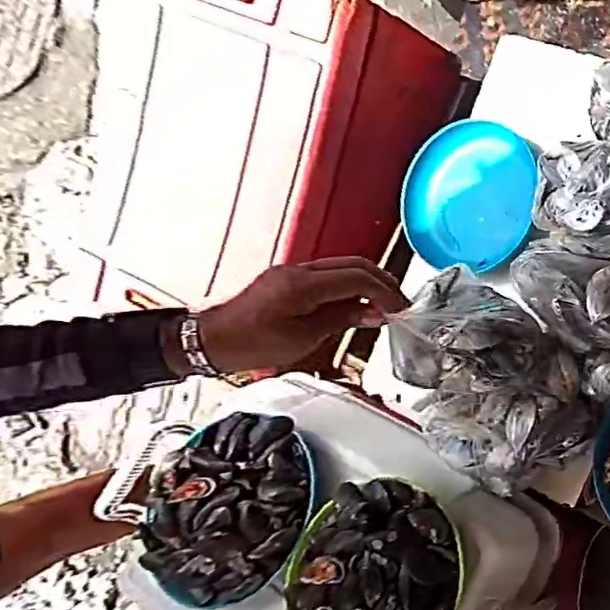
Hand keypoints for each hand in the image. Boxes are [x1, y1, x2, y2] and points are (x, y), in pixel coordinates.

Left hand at [169, 258, 408, 374]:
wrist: (210, 341)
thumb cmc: (249, 344)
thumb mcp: (304, 338)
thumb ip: (342, 318)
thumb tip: (373, 312)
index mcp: (302, 285)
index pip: (358, 277)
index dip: (385, 292)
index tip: (399, 309)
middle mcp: (298, 271)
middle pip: (355, 264)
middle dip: (383, 282)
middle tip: (399, 304)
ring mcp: (293, 272)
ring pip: (344, 266)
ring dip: (369, 283)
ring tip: (383, 305)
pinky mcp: (289, 280)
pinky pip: (329, 275)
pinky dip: (351, 286)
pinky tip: (358, 304)